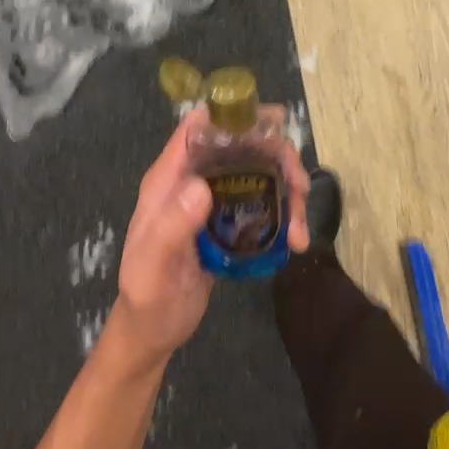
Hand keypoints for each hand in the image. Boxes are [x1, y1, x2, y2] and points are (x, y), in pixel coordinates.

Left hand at [108, 107, 312, 369]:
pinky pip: (264, 205)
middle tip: (300, 188)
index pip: (198, 128)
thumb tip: (201, 187)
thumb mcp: (154, 265)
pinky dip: (286, 216)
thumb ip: (172, 226)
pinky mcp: (230, 223)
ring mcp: (214, 202)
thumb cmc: (148, 297)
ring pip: (259, 174)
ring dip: (288, 191)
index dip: (234, 116)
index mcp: (168, 180)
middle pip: (241, 147)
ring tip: (300, 229)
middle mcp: (192, 181)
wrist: (153, 332)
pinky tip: (297, 241)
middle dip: (276, 158)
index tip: (273, 124)